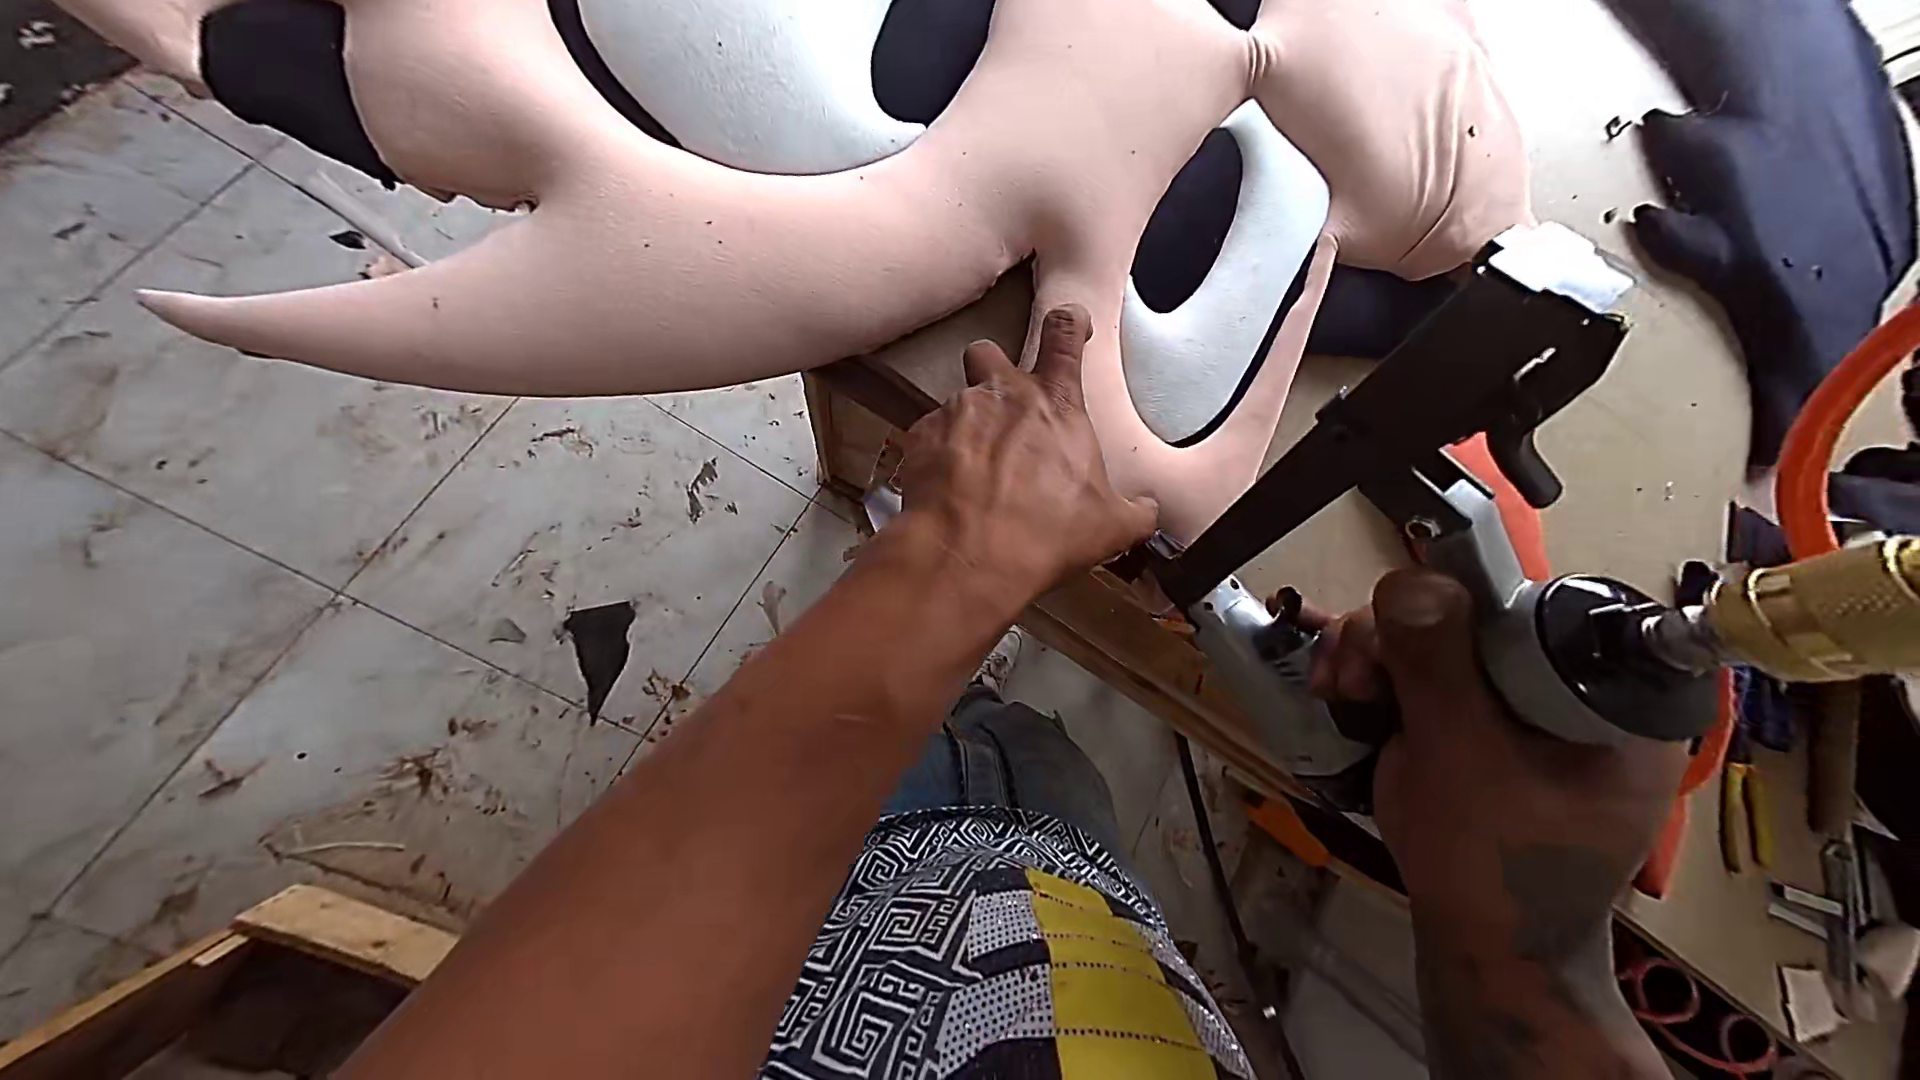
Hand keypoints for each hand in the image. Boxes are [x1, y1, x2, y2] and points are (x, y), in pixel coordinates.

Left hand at [896, 304, 1157, 600]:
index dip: (1069, 324)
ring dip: (965, 429)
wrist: (970, 554)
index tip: (1070, 326)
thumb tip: (1147, 511)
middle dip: (992, 370)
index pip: (1065, 335)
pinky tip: (946, 490)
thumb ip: (1136, 512)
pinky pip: (927, 437)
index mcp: (1056, 404)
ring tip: (971, 475)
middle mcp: (1002, 395)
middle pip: (989, 352)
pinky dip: (936, 458)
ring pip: (956, 402)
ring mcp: (956, 412)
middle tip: (1000, 409)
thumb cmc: (1046, 532)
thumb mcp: (1111, 528)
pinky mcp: (920, 437)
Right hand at [1313, 570, 1685, 935]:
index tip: (1394, 642)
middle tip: (1352, 680)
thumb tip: (1409, 579)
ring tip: (1337, 692)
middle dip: (1387, 639)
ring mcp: (1500, 700)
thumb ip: (1437, 668)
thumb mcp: (1462, 759)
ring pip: (1420, 637)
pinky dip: (1362, 671)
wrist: (1478, 934)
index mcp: (1600, 695)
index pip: (1523, 609)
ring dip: (1362, 654)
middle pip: (1458, 617)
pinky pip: (1403, 666)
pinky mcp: (1457, 713)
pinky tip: (1338, 690)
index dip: (1451, 608)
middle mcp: (1552, 686)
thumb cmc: (1491, 861)